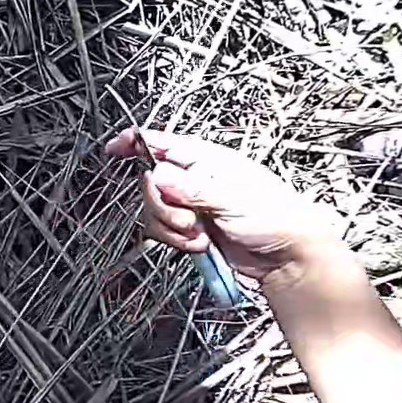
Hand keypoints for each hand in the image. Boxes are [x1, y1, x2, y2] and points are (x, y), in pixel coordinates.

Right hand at [105, 128, 344, 280]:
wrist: (287, 260)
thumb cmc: (277, 219)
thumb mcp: (235, 199)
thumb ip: (195, 188)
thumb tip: (161, 174)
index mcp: (207, 160)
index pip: (162, 143)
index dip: (135, 143)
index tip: (114, 148)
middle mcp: (195, 180)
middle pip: (150, 184)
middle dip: (163, 207)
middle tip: (188, 219)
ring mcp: (190, 206)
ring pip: (153, 211)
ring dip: (171, 228)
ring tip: (199, 234)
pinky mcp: (188, 229)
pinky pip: (162, 232)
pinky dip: (176, 241)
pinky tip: (198, 244)